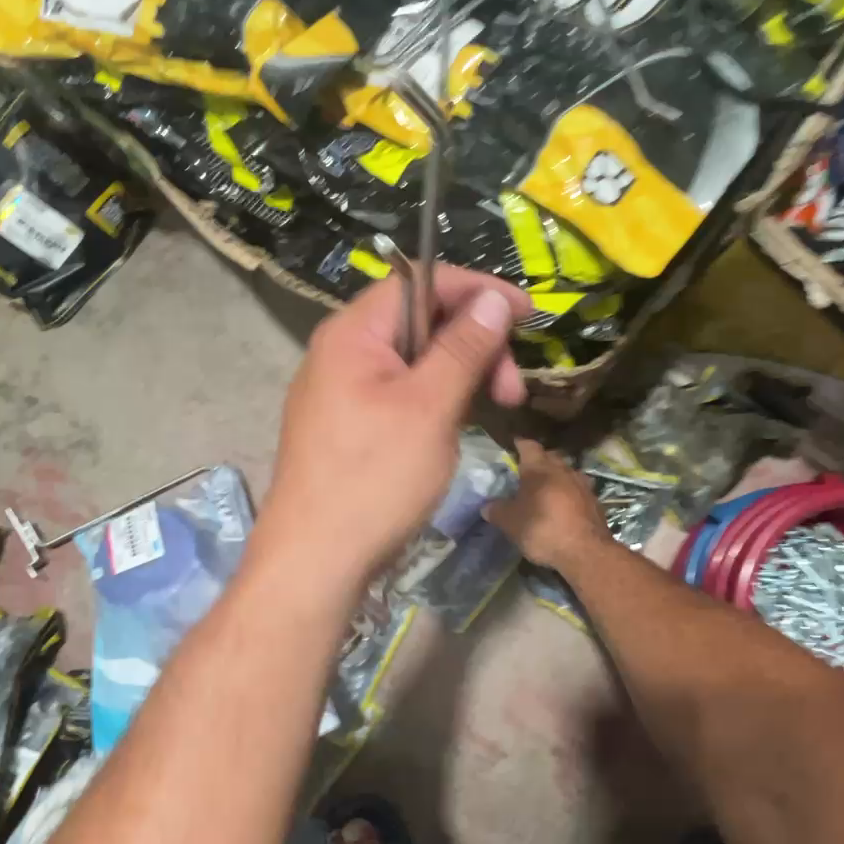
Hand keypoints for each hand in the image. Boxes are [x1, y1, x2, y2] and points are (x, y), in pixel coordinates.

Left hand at [257, 266, 530, 584]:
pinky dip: (437, 401)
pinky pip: (400, 395)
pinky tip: (456, 428)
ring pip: (414, 362)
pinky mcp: (346, 428)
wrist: (314, 562)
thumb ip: (463, 348)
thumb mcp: (430, 408)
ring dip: (461, 376)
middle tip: (513, 391)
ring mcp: (340, 393)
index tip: (529, 316)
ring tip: (493, 413)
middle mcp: (341, 352)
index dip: (478, 290)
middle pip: (420, 321)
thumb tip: (493, 300)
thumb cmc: (374, 479)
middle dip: (475, 344)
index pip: (420, 281)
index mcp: (352, 333)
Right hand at [484, 439, 612, 571]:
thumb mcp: (510, 522)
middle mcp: (563, 470)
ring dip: (557, 477)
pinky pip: (578, 490)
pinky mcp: (595, 502)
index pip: (529, 446)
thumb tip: (487, 506)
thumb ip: (497, 511)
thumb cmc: (542, 528)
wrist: (585, 551)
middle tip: (527, 471)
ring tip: (546, 489)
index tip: (513, 446)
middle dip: (539, 461)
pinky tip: (563, 506)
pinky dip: (569, 494)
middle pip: (551, 456)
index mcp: (540, 468)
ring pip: (567, 473)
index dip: (520, 445)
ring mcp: (583, 485)